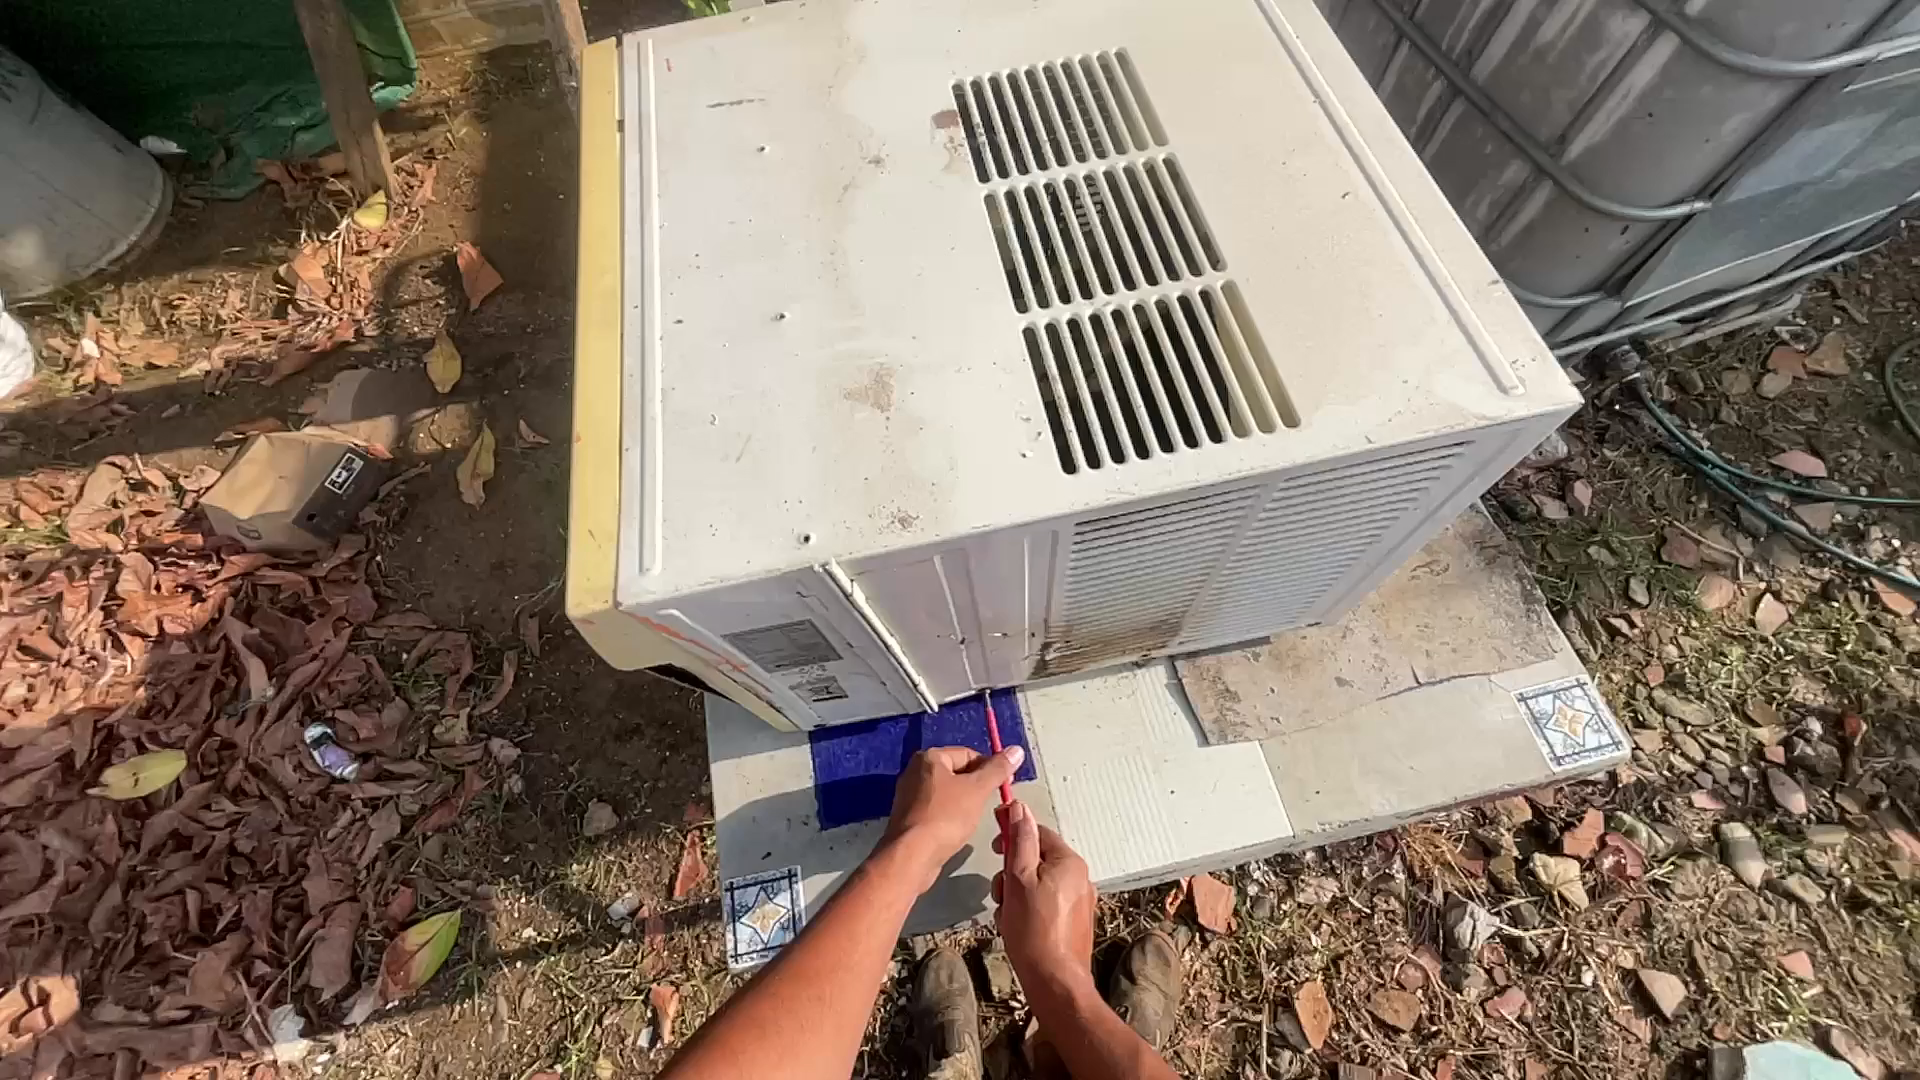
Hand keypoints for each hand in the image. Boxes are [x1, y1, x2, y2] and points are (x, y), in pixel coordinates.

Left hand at [881, 746, 1023, 891]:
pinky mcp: (908, 818)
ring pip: (947, 793)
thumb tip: (1016, 749)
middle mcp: (915, 771)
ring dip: (964, 803)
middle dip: (977, 787)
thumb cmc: (946, 817)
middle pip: (957, 772)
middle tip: (990, 803)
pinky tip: (956, 830)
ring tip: (974, 818)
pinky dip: (949, 816)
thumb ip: (998, 769)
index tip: (1006, 785)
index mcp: (930, 757)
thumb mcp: (978, 790)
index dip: (991, 768)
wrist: (912, 856)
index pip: (969, 754)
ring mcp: (908, 795)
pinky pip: (936, 810)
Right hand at [992, 800, 1094, 995]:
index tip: (994, 847)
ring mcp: (1080, 901)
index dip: (1014, 835)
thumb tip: (1020, 807)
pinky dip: (1029, 907)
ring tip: (1007, 914)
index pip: (1038, 832)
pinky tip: (1017, 926)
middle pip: (1038, 858)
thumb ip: (1020, 841)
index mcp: (1069, 861)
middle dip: (1013, 871)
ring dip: (1017, 891)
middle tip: (1000, 892)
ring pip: (1040, 882)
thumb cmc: (1033, 928)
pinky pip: (1047, 902)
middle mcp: (1080, 877)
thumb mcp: (1019, 878)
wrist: (1055, 983)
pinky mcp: (1075, 923)